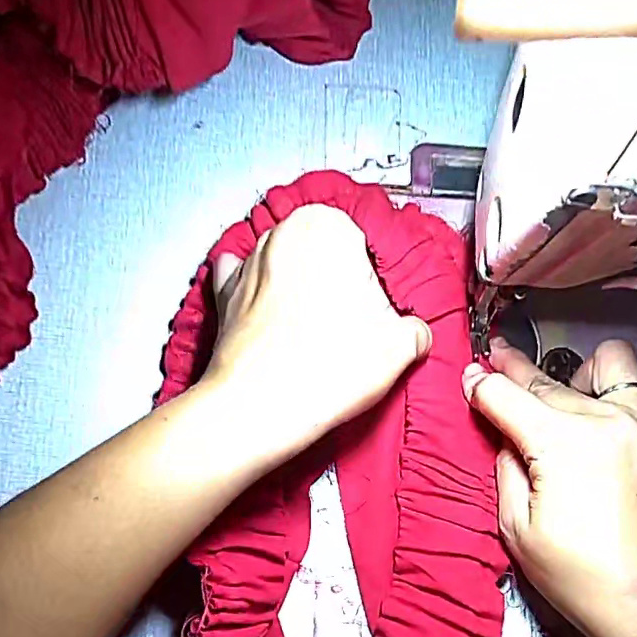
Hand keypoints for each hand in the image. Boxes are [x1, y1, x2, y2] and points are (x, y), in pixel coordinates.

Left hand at [196, 205, 431, 460]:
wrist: (259, 409)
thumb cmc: (322, 369)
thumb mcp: (399, 346)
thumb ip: (414, 330)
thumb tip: (413, 335)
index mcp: (325, 227)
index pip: (364, 248)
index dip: (373, 286)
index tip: (376, 314)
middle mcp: (280, 236)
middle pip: (322, 258)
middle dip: (334, 288)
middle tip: (349, 331)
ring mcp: (246, 268)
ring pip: (285, 273)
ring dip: (299, 296)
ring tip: (314, 341)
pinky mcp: (223, 300)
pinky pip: (244, 290)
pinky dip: (258, 302)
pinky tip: (273, 324)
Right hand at [462, 338, 636, 636]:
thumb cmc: (585, 579)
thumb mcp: (517, 530)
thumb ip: (506, 471)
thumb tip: (509, 441)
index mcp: (561, 441)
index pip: (505, 394)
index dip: (479, 383)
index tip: (468, 374)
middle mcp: (609, 420)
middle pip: (549, 379)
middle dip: (515, 370)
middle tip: (497, 362)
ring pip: (614, 364)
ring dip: (584, 371)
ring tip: (571, 393)